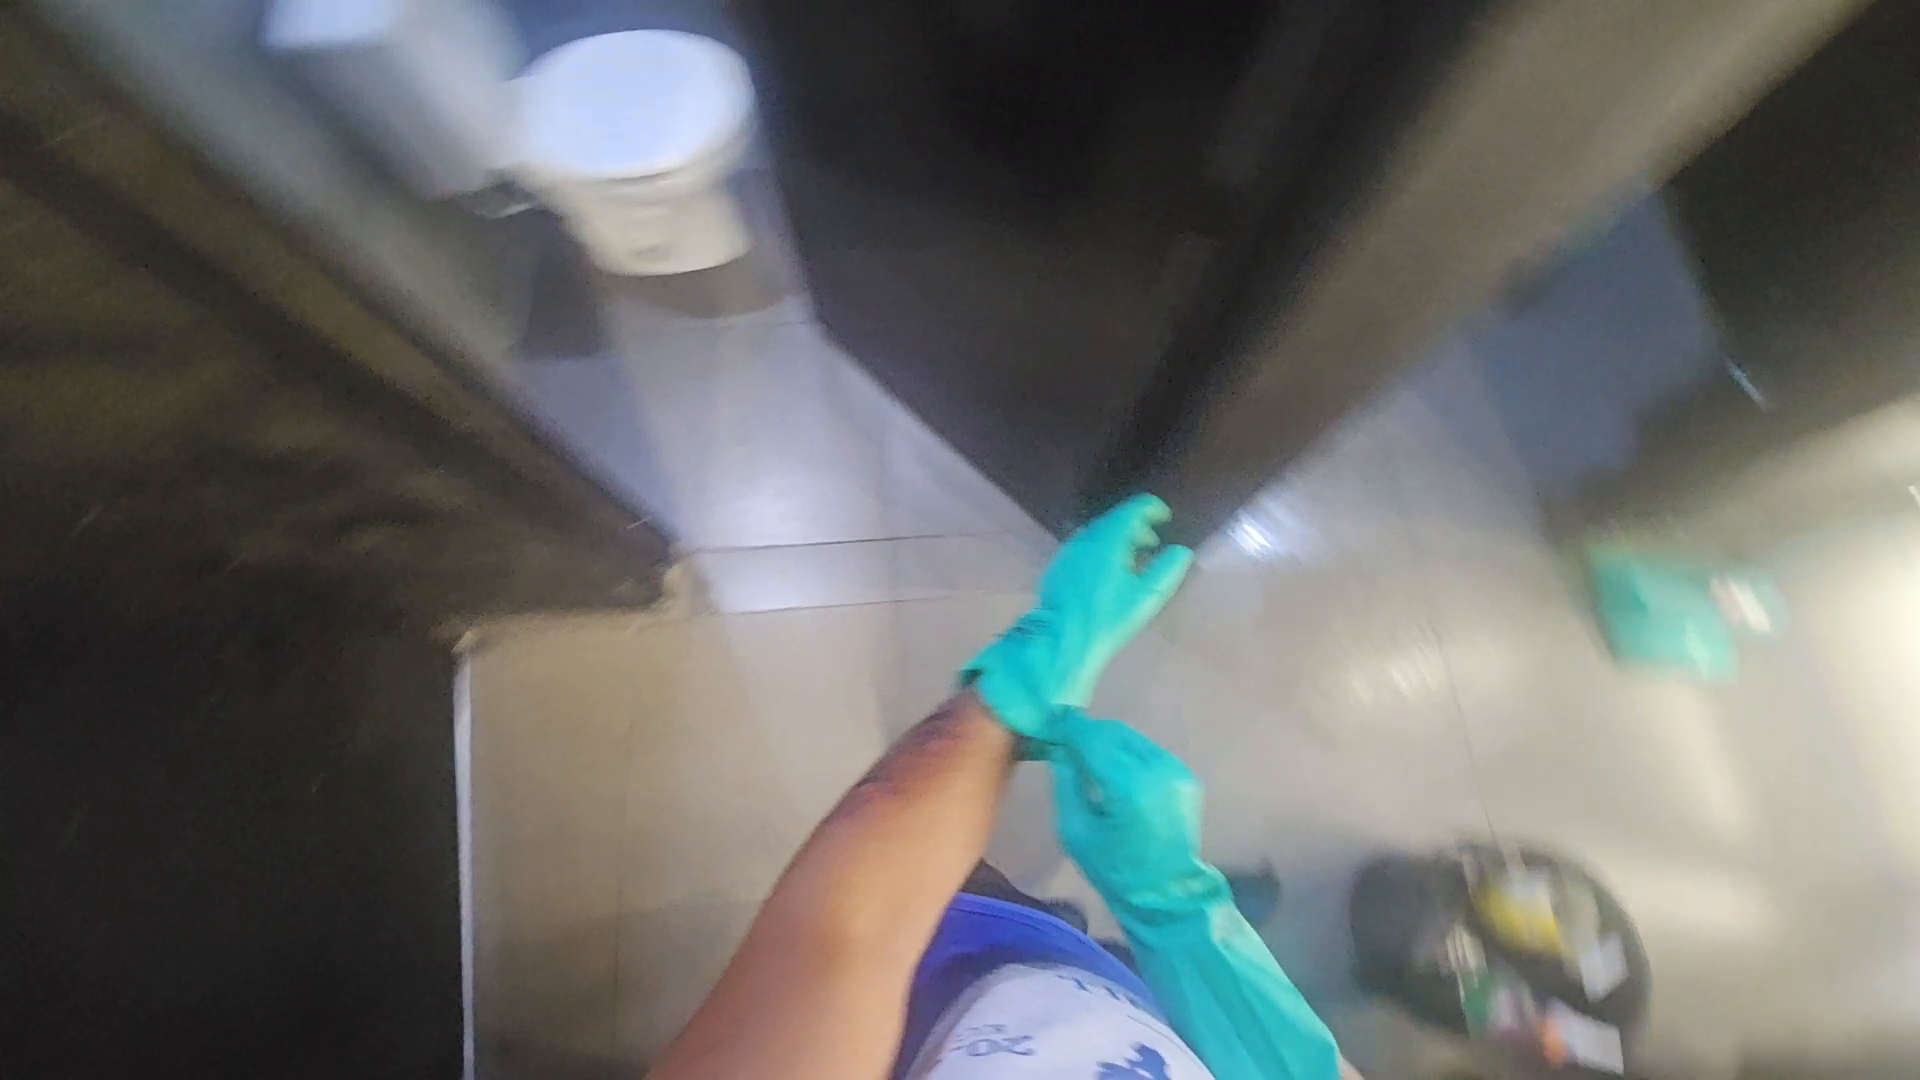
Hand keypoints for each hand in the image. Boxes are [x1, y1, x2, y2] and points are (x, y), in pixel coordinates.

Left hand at [962, 494, 1192, 741]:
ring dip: (1117, 539)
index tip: (1164, 518)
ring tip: (1132, 559)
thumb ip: (1167, 570)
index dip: (1152, 509)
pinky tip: (1107, 573)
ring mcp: (1069, 550)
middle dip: (1136, 526)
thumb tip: (1181, 552)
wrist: (1061, 640)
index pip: (1133, 509)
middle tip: (1152, 542)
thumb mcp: (1147, 597)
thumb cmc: (1108, 619)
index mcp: (1109, 539)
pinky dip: (1100, 550)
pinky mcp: (1058, 566)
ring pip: (1098, 533)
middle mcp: (1086, 537)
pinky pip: (1084, 547)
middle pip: (1115, 519)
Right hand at [1050, 711, 1226, 920]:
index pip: (1093, 739)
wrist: (1166, 895)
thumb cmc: (1113, 869)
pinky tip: (1115, 768)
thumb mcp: (1075, 830)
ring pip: (1132, 738)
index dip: (1071, 726)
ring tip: (1089, 754)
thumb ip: (1066, 782)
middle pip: (1114, 733)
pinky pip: (1148, 752)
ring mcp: (1175, 772)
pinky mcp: (1184, 777)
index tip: (1053, 719)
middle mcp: (1156, 771)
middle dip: (1088, 732)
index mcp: (1128, 786)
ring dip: (1108, 741)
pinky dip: (1127, 753)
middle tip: (1066, 738)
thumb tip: (1060, 748)